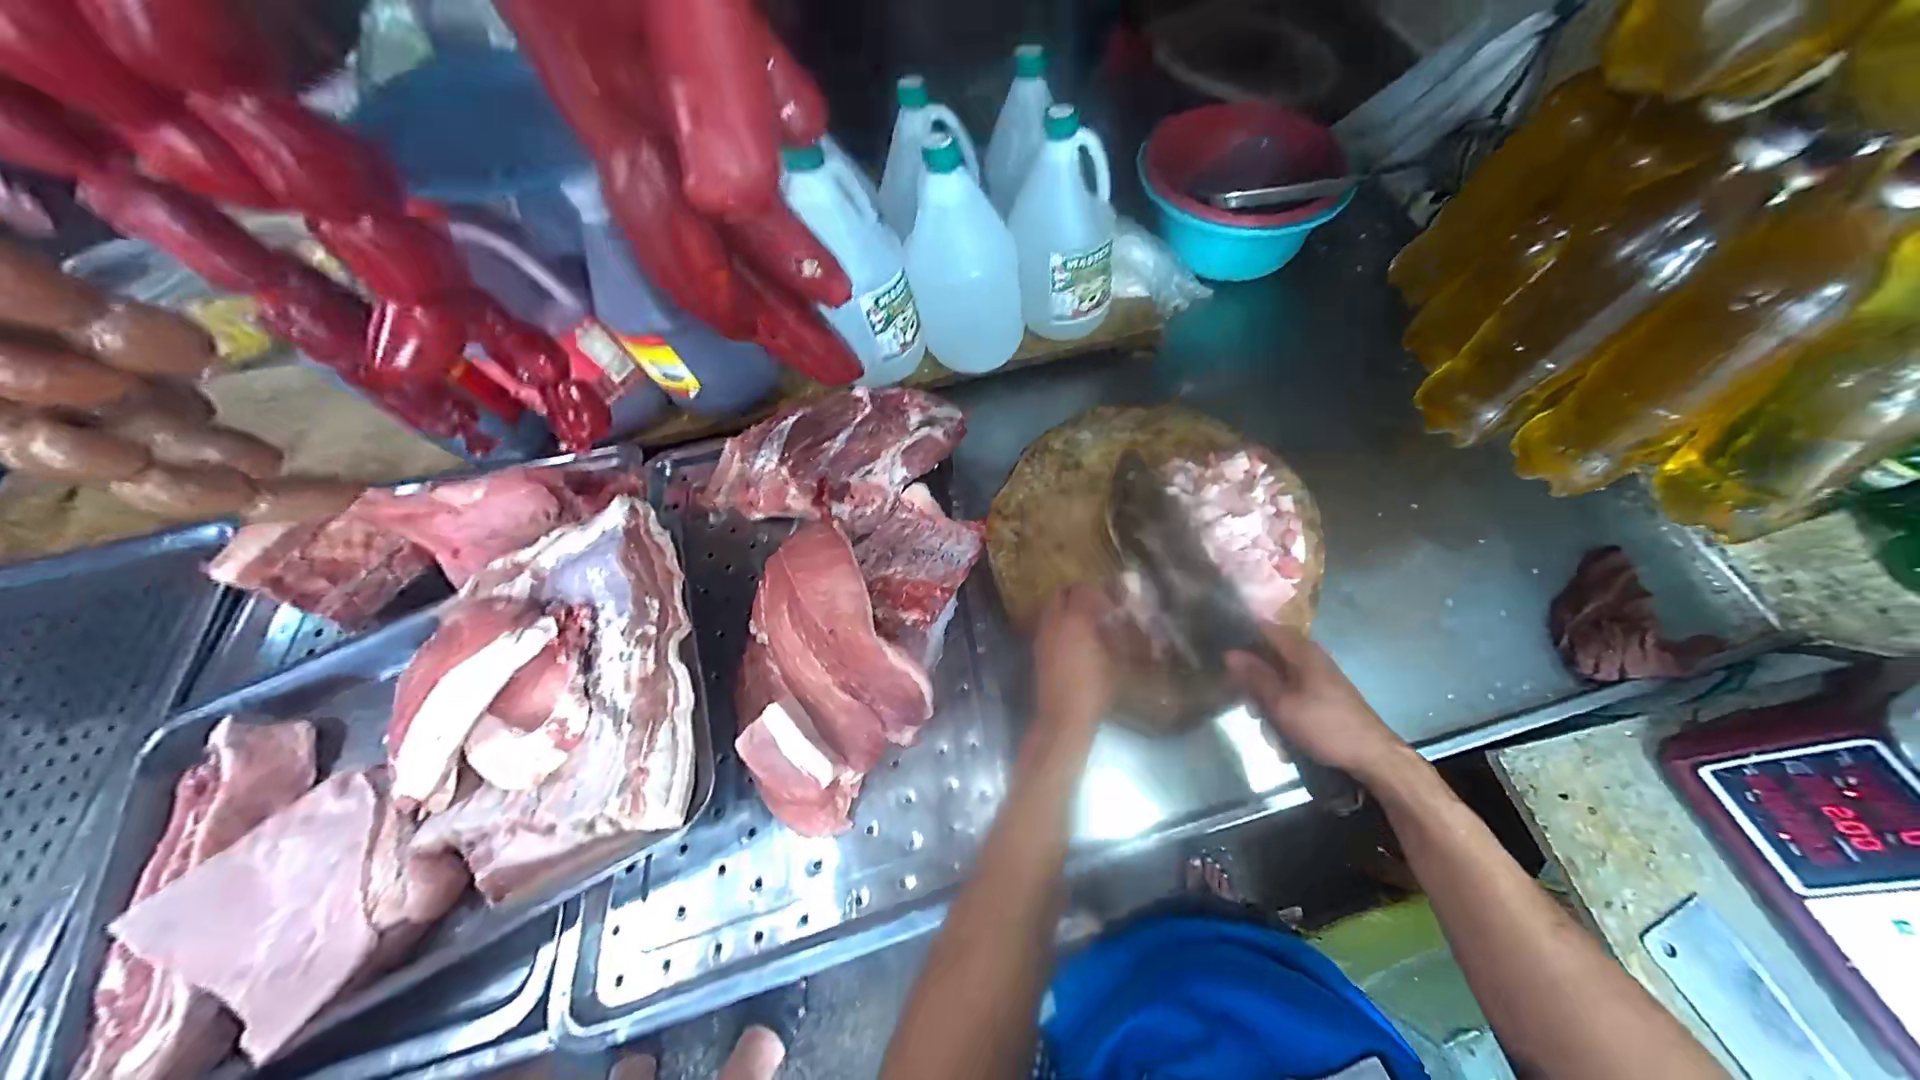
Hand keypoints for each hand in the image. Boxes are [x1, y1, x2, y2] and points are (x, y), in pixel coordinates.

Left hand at [1032, 583, 1114, 731]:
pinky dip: (1059, 625)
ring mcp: (1041, 635)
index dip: (1098, 594)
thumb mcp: (1115, 660)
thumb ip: (1113, 634)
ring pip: (1051, 609)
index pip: (1083, 589)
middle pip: (1060, 594)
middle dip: (1078, 596)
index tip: (1111, 607)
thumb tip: (1113, 621)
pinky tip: (1074, 643)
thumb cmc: (1095, 689)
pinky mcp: (1036, 650)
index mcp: (1075, 619)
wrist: (1062, 717)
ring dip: (1066, 610)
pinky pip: (1047, 626)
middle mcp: (1053, 622)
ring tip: (1086, 626)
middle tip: (1096, 610)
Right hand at [1225, 625, 1409, 778]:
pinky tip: (1285, 737)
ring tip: (1271, 730)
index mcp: (1302, 651)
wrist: (1372, 756)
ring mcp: (1317, 677)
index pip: (1263, 628)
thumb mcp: (1281, 703)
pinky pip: (1291, 695)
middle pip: (1268, 658)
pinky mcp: (1322, 696)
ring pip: (1277, 681)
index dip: (1242, 639)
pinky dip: (1283, 712)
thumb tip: (1229, 653)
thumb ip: (1254, 676)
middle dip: (1254, 683)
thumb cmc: (1324, 725)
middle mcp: (1310, 657)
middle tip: (1252, 709)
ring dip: (1268, 704)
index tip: (1225, 659)